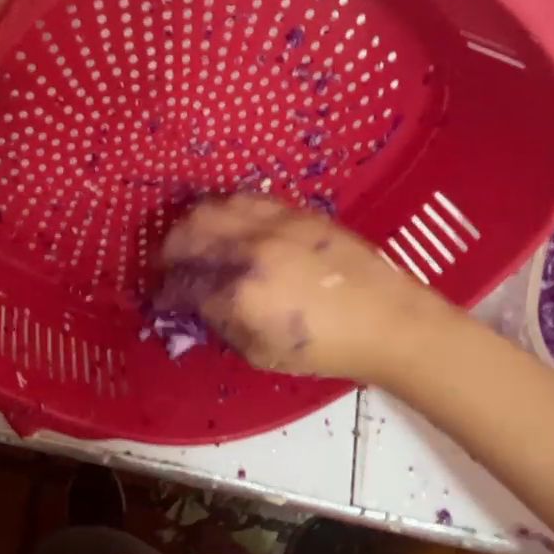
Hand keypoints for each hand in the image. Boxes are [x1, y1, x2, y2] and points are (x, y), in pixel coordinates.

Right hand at [162, 195, 464, 383]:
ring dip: (191, 224)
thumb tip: (198, 305)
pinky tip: (226, 224)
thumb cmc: (326, 349)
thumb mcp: (261, 354)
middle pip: (188, 235)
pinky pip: (244, 199)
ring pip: (210, 208)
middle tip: (170, 265)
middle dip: (169, 251)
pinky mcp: (294, 213)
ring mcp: (273, 226)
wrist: (390, 322)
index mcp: (241, 294)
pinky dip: (224, 210)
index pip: (183, 284)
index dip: (166, 292)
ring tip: (192, 239)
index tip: (163, 299)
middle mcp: (250, 251)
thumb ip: (222, 326)